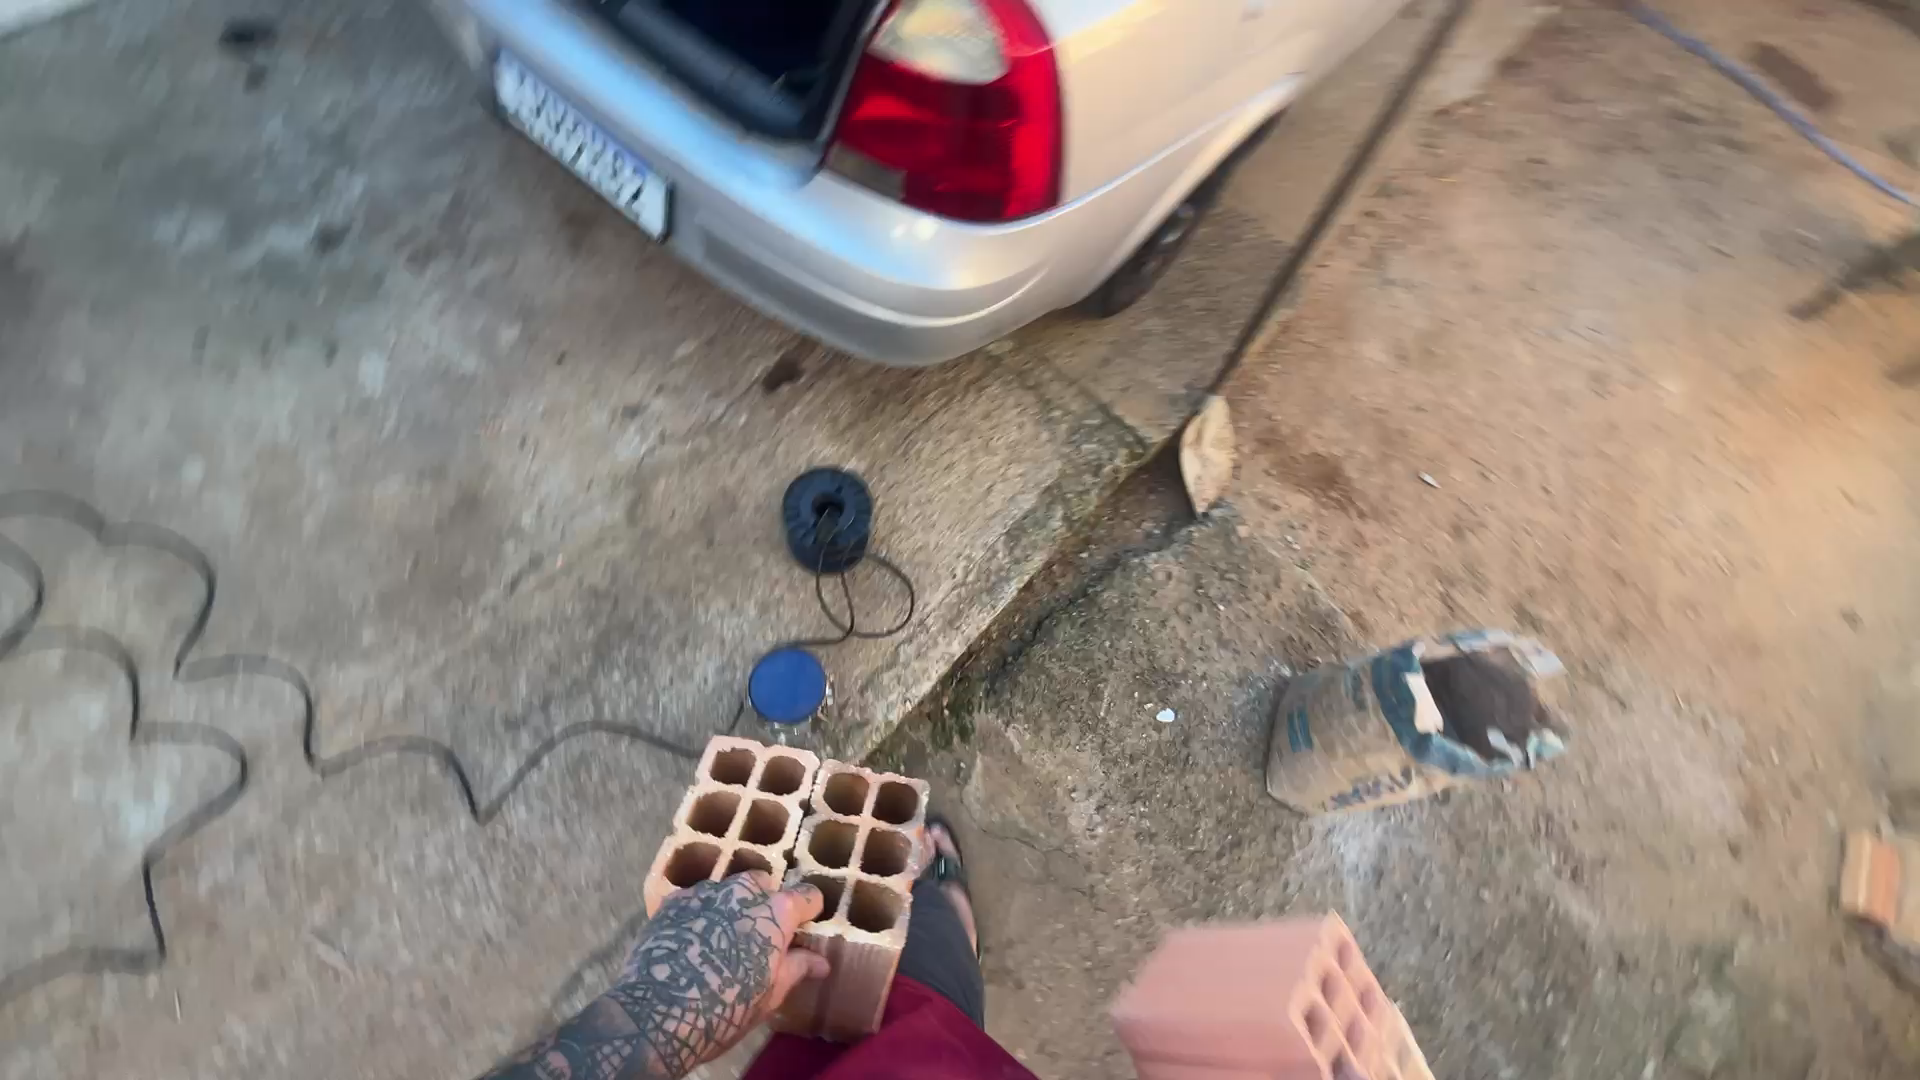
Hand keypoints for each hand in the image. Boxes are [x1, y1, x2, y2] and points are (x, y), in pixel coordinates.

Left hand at [483, 873, 829, 1079]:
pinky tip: (690, 942)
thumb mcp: (768, 998)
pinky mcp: (674, 901)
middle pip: (764, 884)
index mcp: (776, 912)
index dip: (809, 911)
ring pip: (728, 889)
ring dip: (730, 907)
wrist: (653, 1016)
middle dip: (764, 903)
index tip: (802, 928)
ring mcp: (707, 891)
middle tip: (756, 939)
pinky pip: (696, 900)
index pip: (808, 895)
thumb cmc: (722, 1012)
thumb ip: (797, 969)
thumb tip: (822, 961)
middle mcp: (744, 890)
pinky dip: (700, 914)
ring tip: (718, 941)